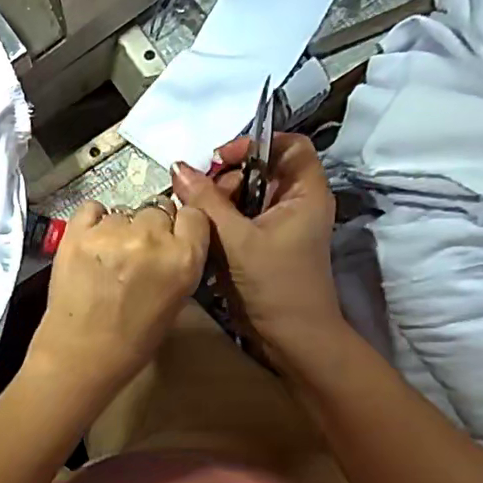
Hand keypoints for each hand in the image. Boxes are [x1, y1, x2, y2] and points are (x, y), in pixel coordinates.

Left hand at [26, 199, 209, 399]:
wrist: (81, 354)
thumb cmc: (132, 340)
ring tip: (108, 258)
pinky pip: (92, 209)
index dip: (182, 226)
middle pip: (157, 210)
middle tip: (135, 256)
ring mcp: (112, 232)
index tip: (172, 238)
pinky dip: (93, 221)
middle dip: (150, 229)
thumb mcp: (175, 302)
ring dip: (119, 228)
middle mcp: (151, 238)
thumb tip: (171, 240)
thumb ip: (178, 263)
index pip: (193, 216)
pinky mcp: (78, 233)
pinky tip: (91, 243)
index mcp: (184, 258)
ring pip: (124, 212)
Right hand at [170, 134, 344, 357]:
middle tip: (203, 199)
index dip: (255, 143)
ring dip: (218, 204)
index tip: (222, 160)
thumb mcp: (237, 240)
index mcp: (305, 192)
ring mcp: (279, 226)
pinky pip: (239, 221)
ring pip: (245, 197)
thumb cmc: (275, 285)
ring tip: (201, 221)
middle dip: (227, 179)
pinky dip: (220, 224)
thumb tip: (177, 167)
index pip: (288, 144)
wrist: (292, 339)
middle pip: (259, 170)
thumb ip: (206, 201)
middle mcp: (295, 203)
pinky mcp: (263, 246)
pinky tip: (205, 237)